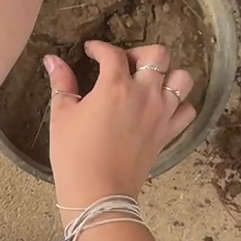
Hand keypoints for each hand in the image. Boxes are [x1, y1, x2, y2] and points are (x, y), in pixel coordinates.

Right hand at [46, 41, 196, 210]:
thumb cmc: (74, 155)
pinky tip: (162, 106)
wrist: (98, 192)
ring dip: (168, 74)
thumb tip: (53, 60)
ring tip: (150, 82)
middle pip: (159, 55)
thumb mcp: (62, 116)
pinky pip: (187, 110)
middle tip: (124, 64)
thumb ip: (61, 83)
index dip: (100, 47)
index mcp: (114, 86)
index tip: (91, 51)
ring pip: (182, 78)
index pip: (112, 53)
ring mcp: (161, 113)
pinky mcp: (168, 133)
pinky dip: (179, 104)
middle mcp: (144, 94)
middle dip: (141, 53)